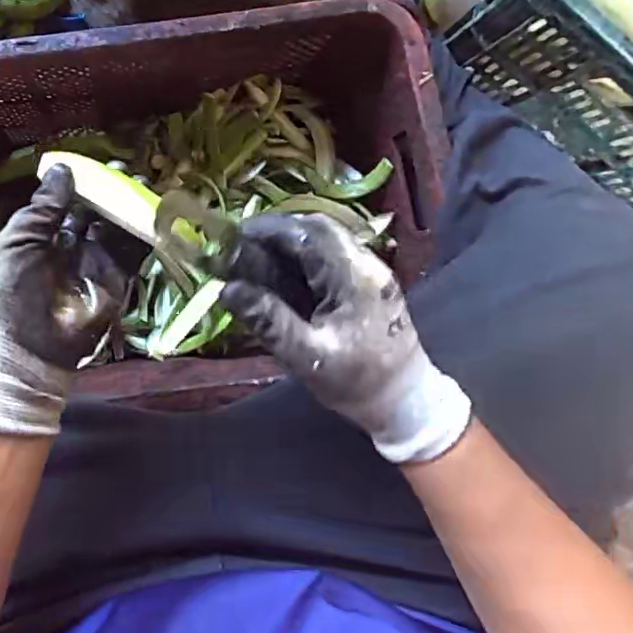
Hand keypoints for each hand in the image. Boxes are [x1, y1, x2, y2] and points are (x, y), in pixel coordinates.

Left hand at [0, 164, 136, 434]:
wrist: (25, 352)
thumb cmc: (8, 292)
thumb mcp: (18, 240)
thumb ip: (43, 206)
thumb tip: (63, 169)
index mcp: (41, 236)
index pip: (66, 203)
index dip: (81, 184)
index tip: (95, 166)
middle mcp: (70, 248)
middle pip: (95, 213)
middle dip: (109, 193)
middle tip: (124, 172)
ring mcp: (95, 265)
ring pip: (117, 229)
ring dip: (128, 208)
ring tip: (140, 185)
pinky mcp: (116, 283)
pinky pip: (132, 254)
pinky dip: (142, 232)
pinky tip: (149, 212)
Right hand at [219, 213, 470, 463]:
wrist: (406, 404)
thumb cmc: (357, 383)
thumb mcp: (308, 357)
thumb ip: (269, 322)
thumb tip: (226, 289)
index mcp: (354, 277)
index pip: (307, 233)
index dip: (267, 229)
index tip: (233, 237)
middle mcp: (365, 263)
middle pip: (316, 228)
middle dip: (275, 231)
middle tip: (241, 246)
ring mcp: (369, 270)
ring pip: (323, 238)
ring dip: (287, 241)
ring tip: (254, 257)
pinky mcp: (365, 280)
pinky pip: (329, 254)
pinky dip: (300, 255)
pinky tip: (281, 272)